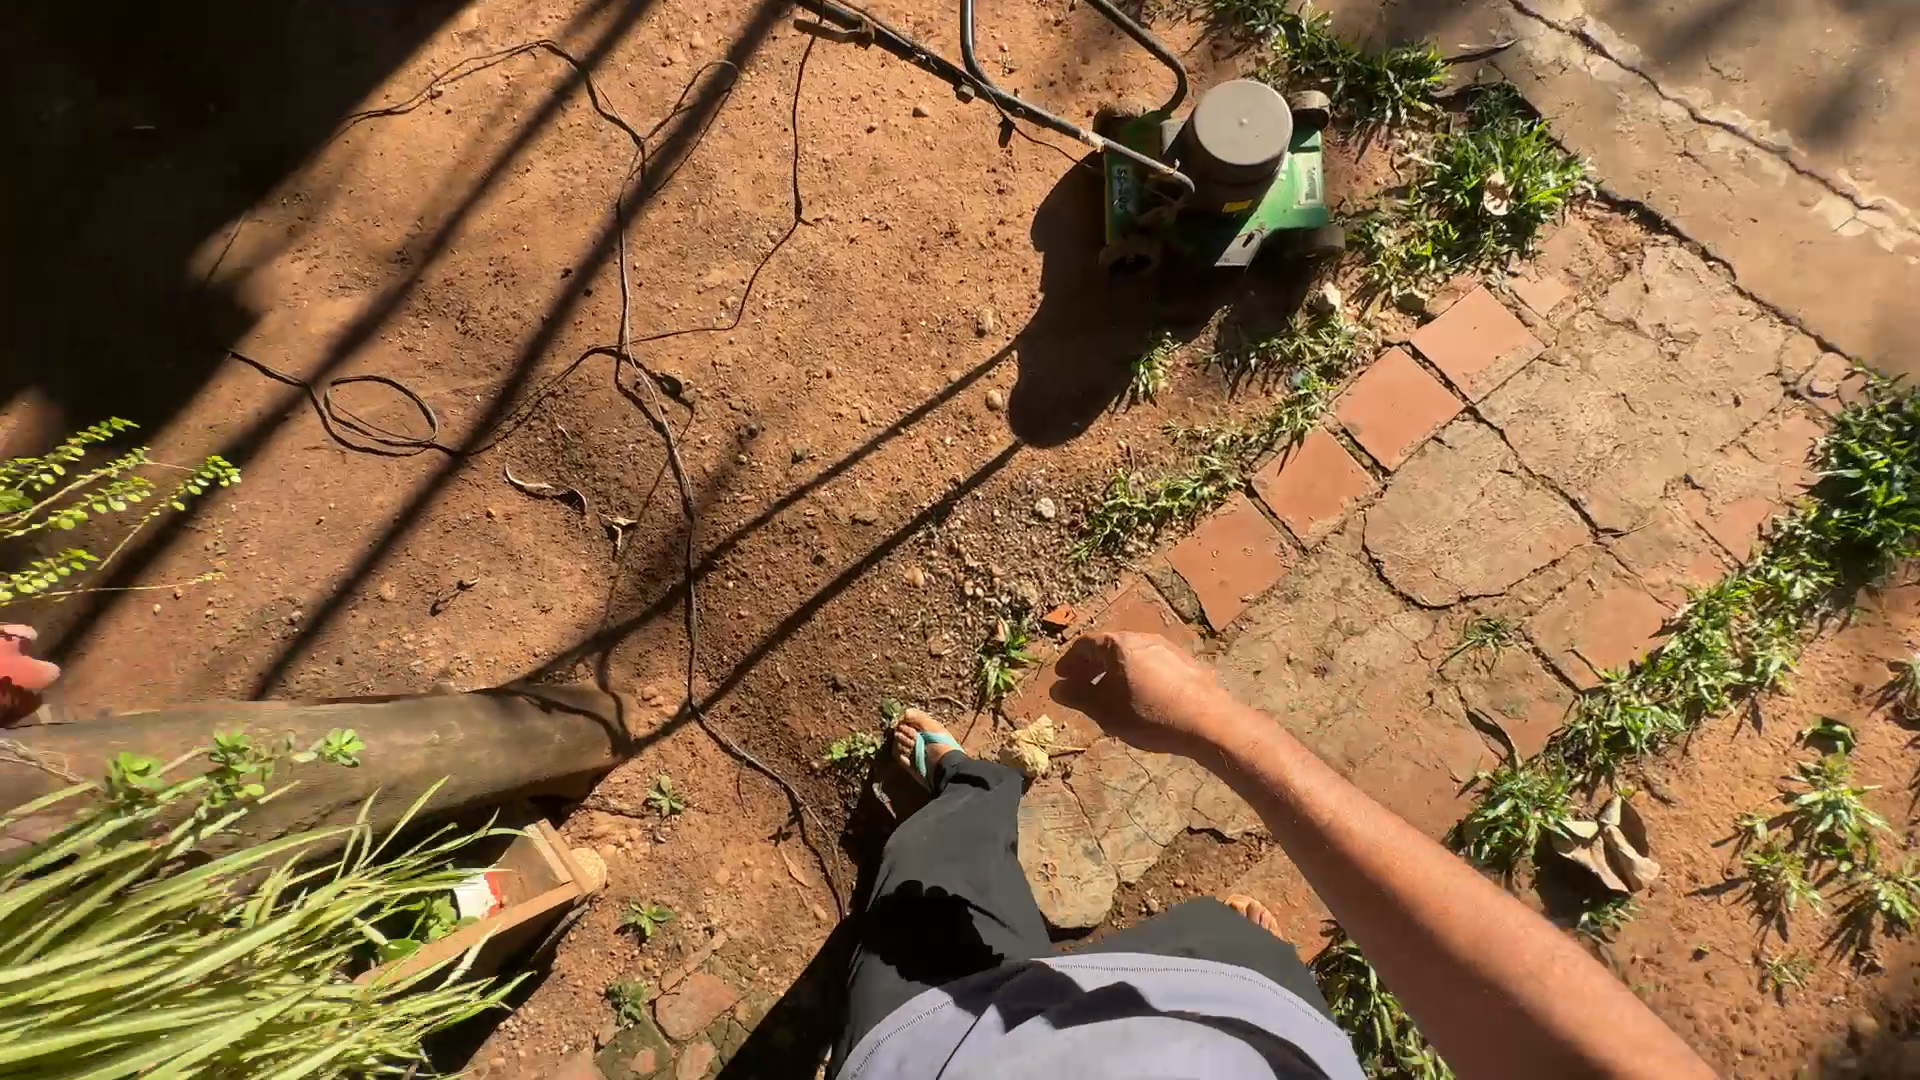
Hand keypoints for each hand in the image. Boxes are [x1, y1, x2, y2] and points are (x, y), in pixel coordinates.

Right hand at [1049, 631, 1241, 757]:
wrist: (1207, 721)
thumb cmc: (1149, 714)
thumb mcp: (1105, 710)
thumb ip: (1077, 697)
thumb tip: (1057, 689)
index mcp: (1118, 645)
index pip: (1084, 645)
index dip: (1070, 661)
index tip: (1063, 678)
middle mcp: (1141, 638)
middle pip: (1108, 648)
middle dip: (1091, 667)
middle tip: (1081, 686)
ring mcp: (1166, 648)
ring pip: (1130, 656)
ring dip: (1114, 672)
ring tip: (1109, 695)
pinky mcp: (1185, 662)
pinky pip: (1150, 663)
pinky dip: (1136, 675)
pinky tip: (1139, 698)